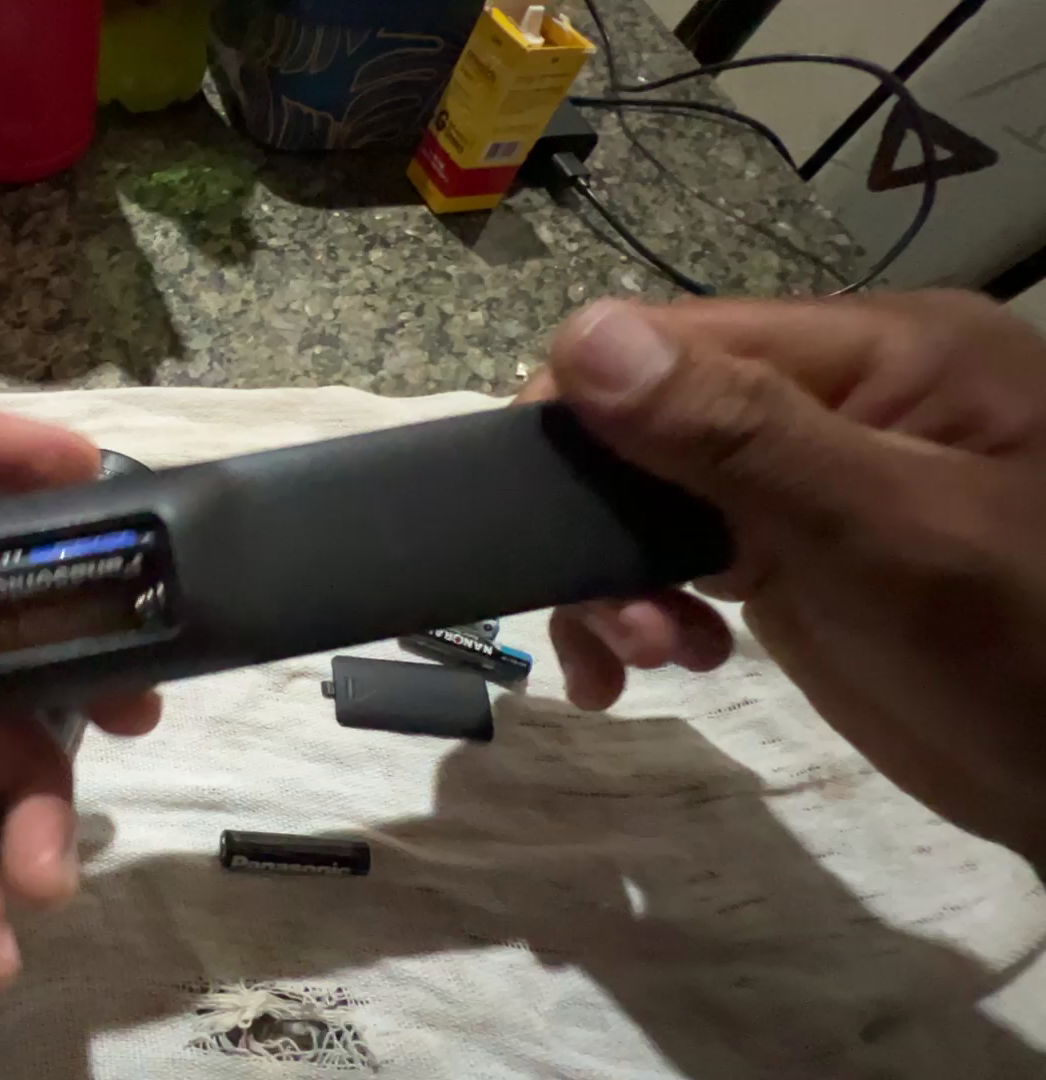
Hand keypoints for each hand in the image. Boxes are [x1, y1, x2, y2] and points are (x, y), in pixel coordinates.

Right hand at [525, 291, 1045, 861]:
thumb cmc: (1035, 651)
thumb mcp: (882, 533)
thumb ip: (733, 431)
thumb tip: (580, 337)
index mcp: (867, 356)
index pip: (663, 344)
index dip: (578, 415)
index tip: (535, 507)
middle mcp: (815, 403)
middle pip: (630, 431)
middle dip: (595, 527)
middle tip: (618, 619)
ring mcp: (781, 481)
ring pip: (627, 504)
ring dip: (610, 586)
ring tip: (646, 655)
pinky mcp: (759, 549)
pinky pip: (652, 559)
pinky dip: (630, 615)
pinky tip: (647, 665)